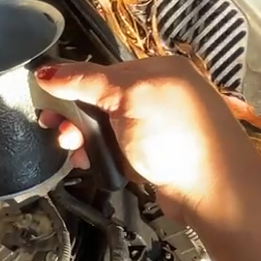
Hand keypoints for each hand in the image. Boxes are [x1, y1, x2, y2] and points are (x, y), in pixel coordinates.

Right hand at [36, 57, 260, 226]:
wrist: (212, 191)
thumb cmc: (181, 140)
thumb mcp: (130, 99)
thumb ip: (87, 82)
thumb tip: (48, 71)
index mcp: (156, 70)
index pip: (97, 71)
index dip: (68, 88)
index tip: (48, 106)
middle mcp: (155, 93)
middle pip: (94, 98)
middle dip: (73, 117)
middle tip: (64, 134)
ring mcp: (152, 123)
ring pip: (98, 125)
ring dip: (81, 138)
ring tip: (78, 152)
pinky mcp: (147, 150)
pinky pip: (109, 144)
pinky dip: (95, 152)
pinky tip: (91, 160)